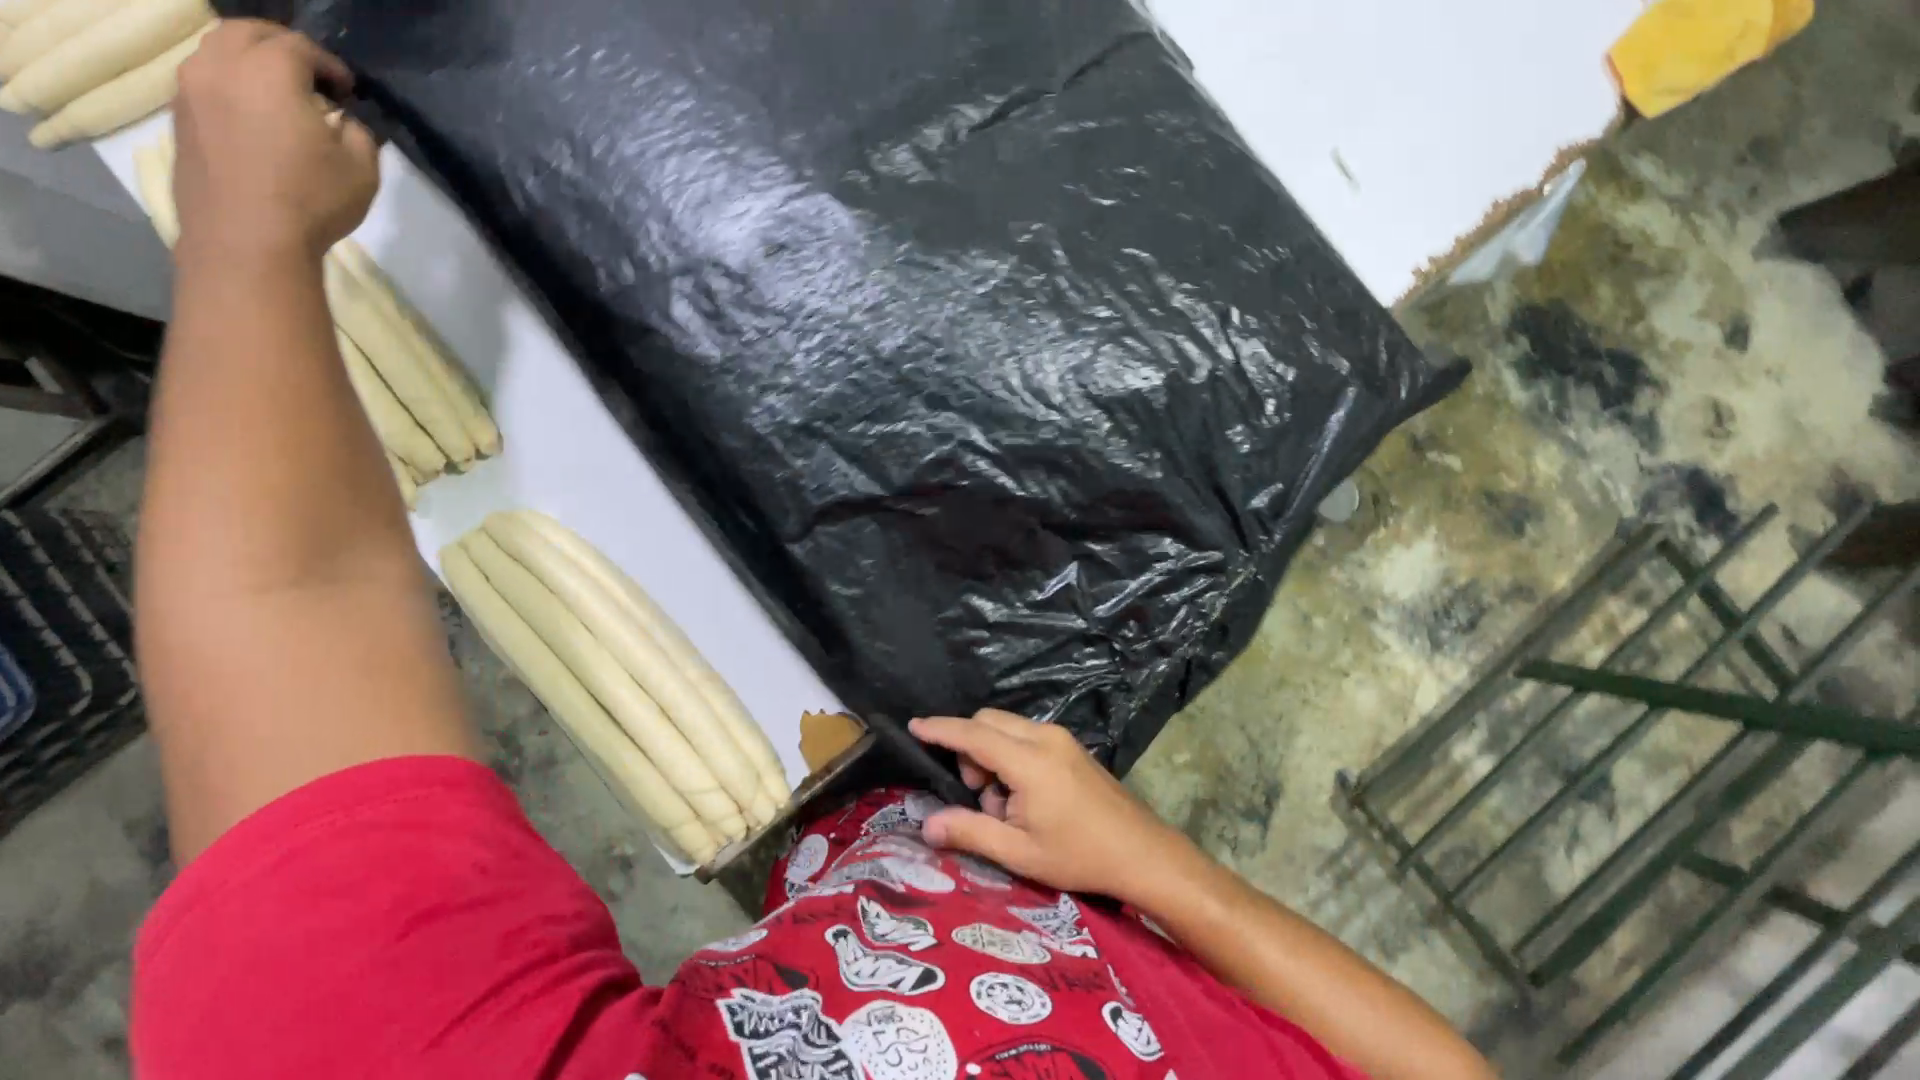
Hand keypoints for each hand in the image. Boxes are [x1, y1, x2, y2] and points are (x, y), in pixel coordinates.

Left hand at [172, 21, 378, 260]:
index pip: (299, 46)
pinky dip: (231, 87)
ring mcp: (191, 92)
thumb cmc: (313, 201)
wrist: (247, 240)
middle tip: (311, 77)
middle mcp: (221, 68)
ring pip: (217, 53)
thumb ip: (358, 132)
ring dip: (250, 63)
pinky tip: (256, 120)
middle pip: (245, 33)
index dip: (330, 64)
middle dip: (282, 47)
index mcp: (269, 72)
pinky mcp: (179, 119)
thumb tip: (344, 121)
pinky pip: (204, 83)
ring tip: (280, 97)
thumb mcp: (362, 169)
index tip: (348, 91)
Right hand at [910, 709, 1198, 902]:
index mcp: (1029, 761)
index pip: (973, 734)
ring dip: (991, 754)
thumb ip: (970, 832)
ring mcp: (1062, 739)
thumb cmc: (1079, 856)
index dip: (940, 729)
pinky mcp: (1071, 747)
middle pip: (988, 722)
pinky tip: (1024, 797)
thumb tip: (927, 825)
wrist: (1142, 853)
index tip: (913, 725)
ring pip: (1007, 727)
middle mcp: (1045, 737)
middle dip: (969, 749)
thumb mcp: (1019, 853)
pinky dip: (1011, 755)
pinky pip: (1026, 736)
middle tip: (978, 796)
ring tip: (1004, 805)